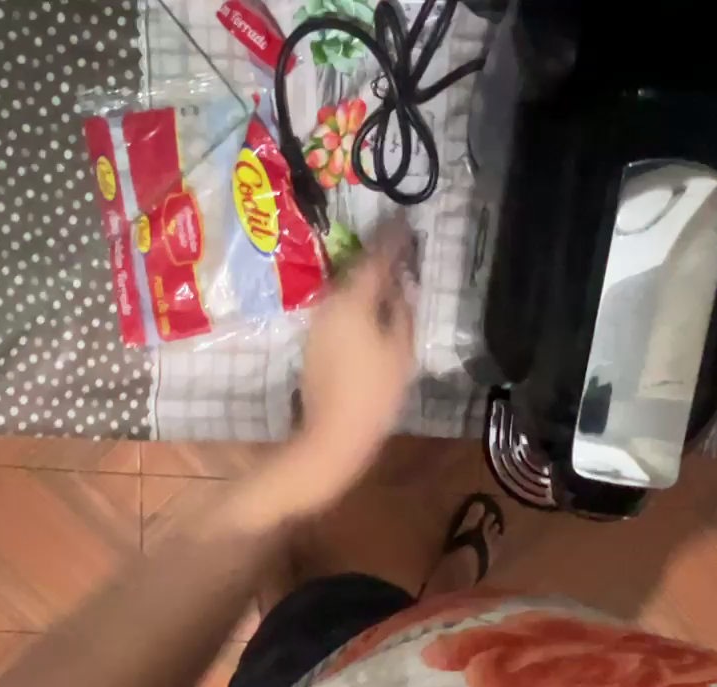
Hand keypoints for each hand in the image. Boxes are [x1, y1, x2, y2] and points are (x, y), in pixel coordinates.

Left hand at [271, 215, 418, 513]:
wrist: (333, 436)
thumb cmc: (374, 395)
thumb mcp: (401, 351)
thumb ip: (403, 310)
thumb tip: (403, 285)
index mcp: (353, 300)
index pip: (376, 257)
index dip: (392, 238)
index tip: (404, 221)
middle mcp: (329, 304)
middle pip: (357, 273)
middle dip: (378, 261)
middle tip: (401, 253)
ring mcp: (317, 325)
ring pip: (346, 294)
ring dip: (366, 285)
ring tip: (390, 283)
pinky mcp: (312, 344)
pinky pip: (339, 313)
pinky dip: (356, 307)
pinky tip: (371, 316)